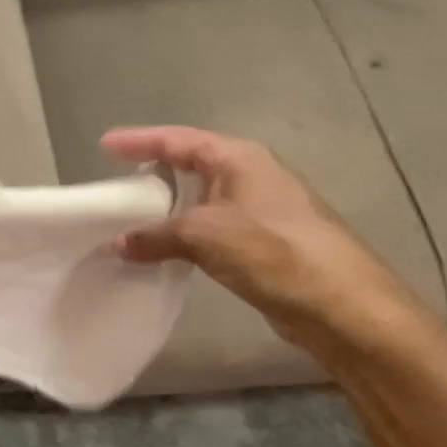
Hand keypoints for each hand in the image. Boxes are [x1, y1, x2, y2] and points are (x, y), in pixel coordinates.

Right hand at [101, 126, 439, 355]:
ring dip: (167, 207)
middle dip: (154, 171)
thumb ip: (156, 234)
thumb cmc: (274, 252)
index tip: (104, 145)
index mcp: (239, 160)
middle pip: (192, 165)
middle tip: (116, 181)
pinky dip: (182, 235)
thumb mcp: (204, 235)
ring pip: (201, 200)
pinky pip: (210, 230)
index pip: (179, 140)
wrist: (342, 306)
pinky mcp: (263, 245)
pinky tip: (164, 250)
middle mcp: (251, 177)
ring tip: (131, 217)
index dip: (140, 141)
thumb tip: (121, 242)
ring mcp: (260, 211)